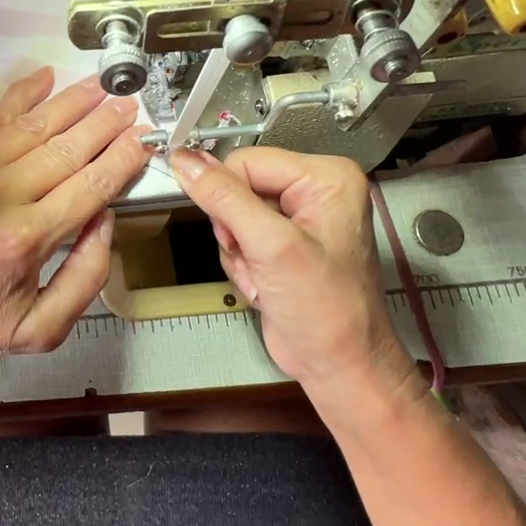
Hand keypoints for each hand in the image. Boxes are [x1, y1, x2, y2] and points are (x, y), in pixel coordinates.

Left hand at [0, 69, 152, 378]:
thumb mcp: (41, 329)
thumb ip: (86, 277)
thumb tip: (106, 220)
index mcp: (27, 240)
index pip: (91, 186)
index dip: (122, 159)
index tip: (144, 139)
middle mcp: (0, 198)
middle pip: (67, 149)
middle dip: (105, 123)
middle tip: (131, 105)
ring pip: (35, 127)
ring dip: (73, 102)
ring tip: (102, 86)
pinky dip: (22, 95)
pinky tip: (46, 77)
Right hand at [171, 147, 424, 416]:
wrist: (337, 364)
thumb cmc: (332, 313)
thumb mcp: (271, 246)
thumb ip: (225, 199)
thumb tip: (188, 164)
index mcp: (326, 177)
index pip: (246, 161)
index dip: (229, 197)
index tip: (238, 233)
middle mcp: (314, 192)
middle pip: (236, 188)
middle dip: (235, 231)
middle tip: (258, 258)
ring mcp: (297, 219)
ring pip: (230, 216)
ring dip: (237, 253)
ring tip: (265, 276)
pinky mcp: (281, 243)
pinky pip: (236, 238)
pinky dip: (241, 265)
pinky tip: (264, 284)